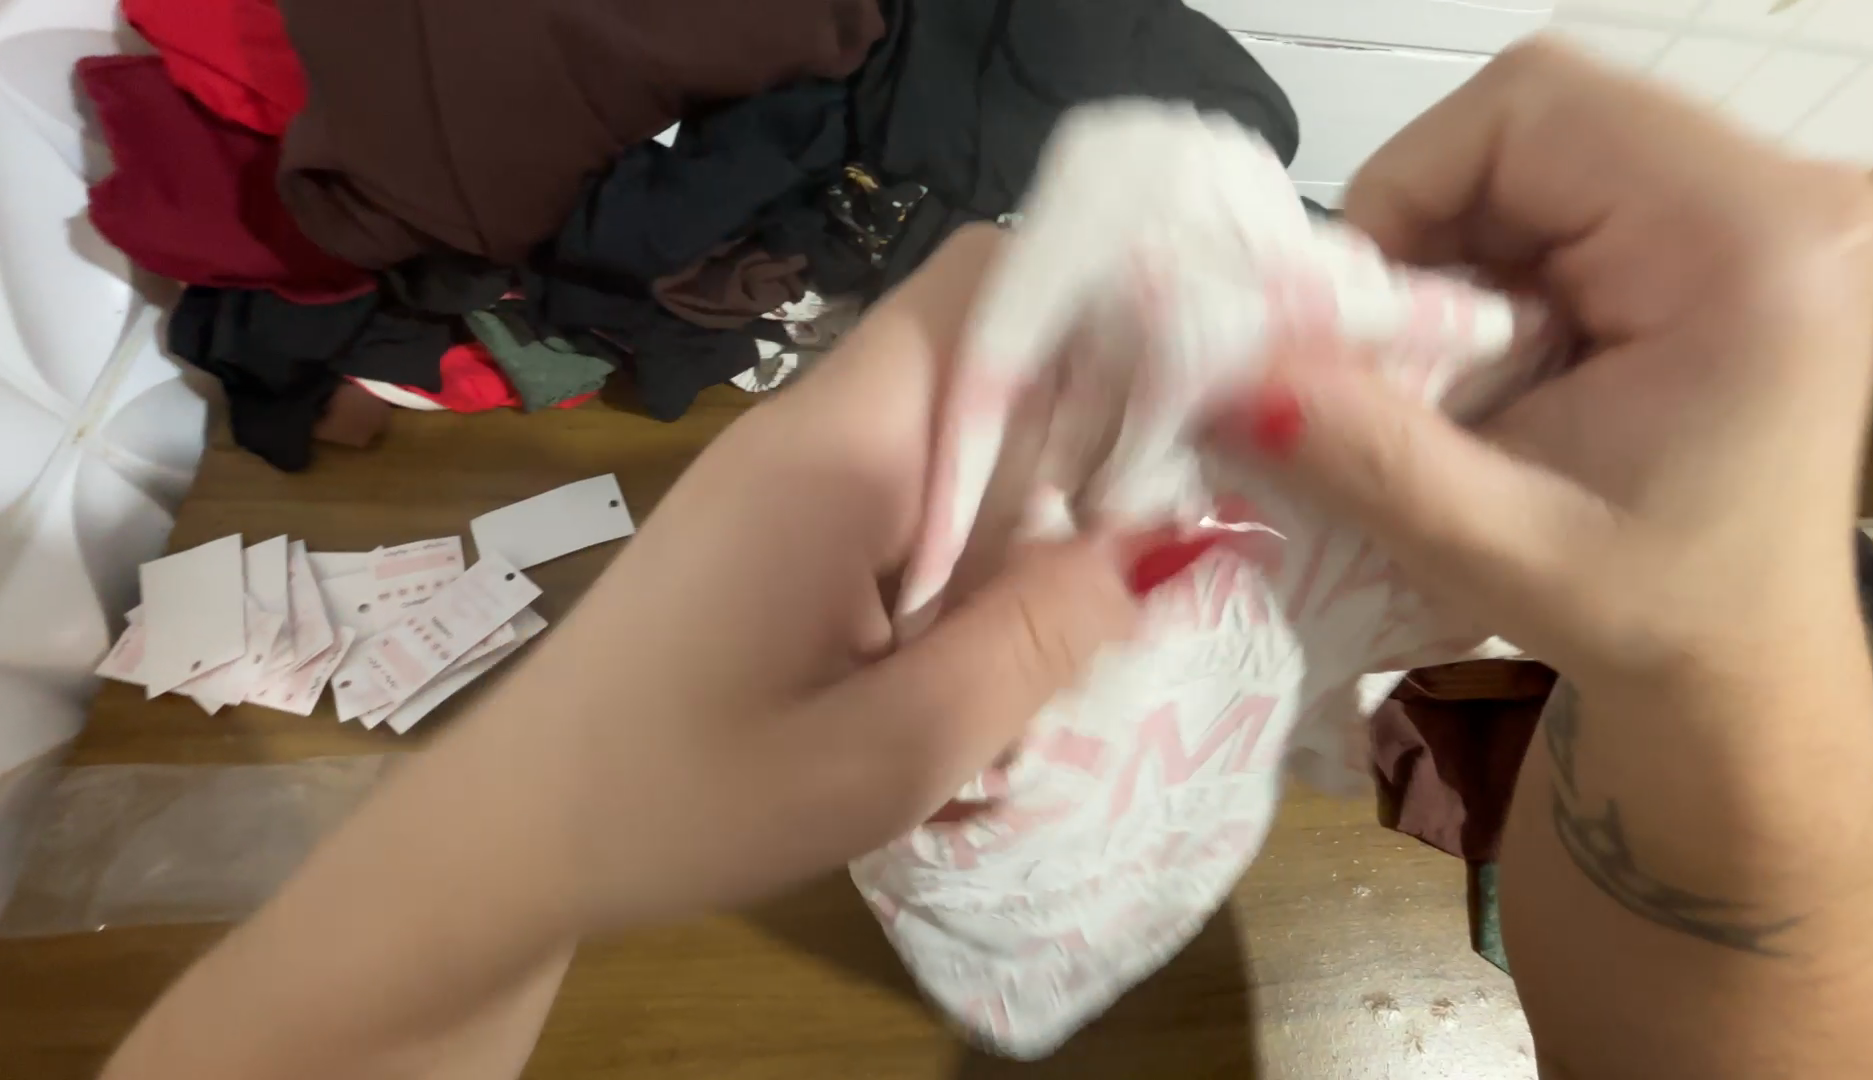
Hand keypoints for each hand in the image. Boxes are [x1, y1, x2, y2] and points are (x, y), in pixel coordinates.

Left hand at [103, 228, 1173, 1079]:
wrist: (523, 830)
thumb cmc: (687, 801)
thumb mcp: (891, 749)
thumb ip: (1034, 642)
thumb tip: (1162, 546)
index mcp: (840, 447)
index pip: (984, 285)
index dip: (1094, 313)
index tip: (1169, 409)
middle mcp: (816, 425)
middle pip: (983, 351)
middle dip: (1078, 426)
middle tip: (1125, 543)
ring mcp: (793, 468)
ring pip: (955, 424)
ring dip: (1025, 495)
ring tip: (1049, 604)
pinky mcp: (784, 516)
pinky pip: (913, 483)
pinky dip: (971, 535)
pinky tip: (968, 627)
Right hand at [1224, 38, 1872, 688]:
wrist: (1730, 652)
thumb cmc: (1636, 608)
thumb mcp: (1479, 540)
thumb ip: (1356, 451)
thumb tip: (1228, 381)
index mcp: (1742, 243)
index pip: (1528, 108)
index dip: (1403, 189)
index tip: (1363, 316)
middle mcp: (1761, 197)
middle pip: (1518, 127)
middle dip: (1409, 232)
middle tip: (1384, 353)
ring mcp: (1732, 217)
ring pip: (1514, 168)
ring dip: (1430, 264)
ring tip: (1425, 374)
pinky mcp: (1692, 250)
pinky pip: (1534, 215)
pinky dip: (1461, 282)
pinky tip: (1463, 370)